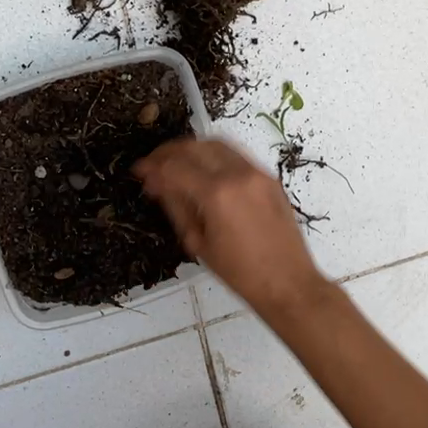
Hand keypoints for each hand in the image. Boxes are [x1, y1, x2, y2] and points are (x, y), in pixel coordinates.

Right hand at [134, 138, 327, 317]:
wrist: (288, 283)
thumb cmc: (240, 273)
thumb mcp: (198, 242)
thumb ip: (176, 206)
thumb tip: (157, 184)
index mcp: (217, 194)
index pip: (175, 167)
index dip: (152, 167)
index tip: (138, 171)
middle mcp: (238, 174)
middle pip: (194, 147)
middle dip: (168, 152)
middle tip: (152, 164)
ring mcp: (257, 172)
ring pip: (216, 144)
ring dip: (191, 148)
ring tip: (174, 162)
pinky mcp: (269, 177)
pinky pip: (235, 154)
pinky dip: (213, 155)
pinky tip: (202, 168)